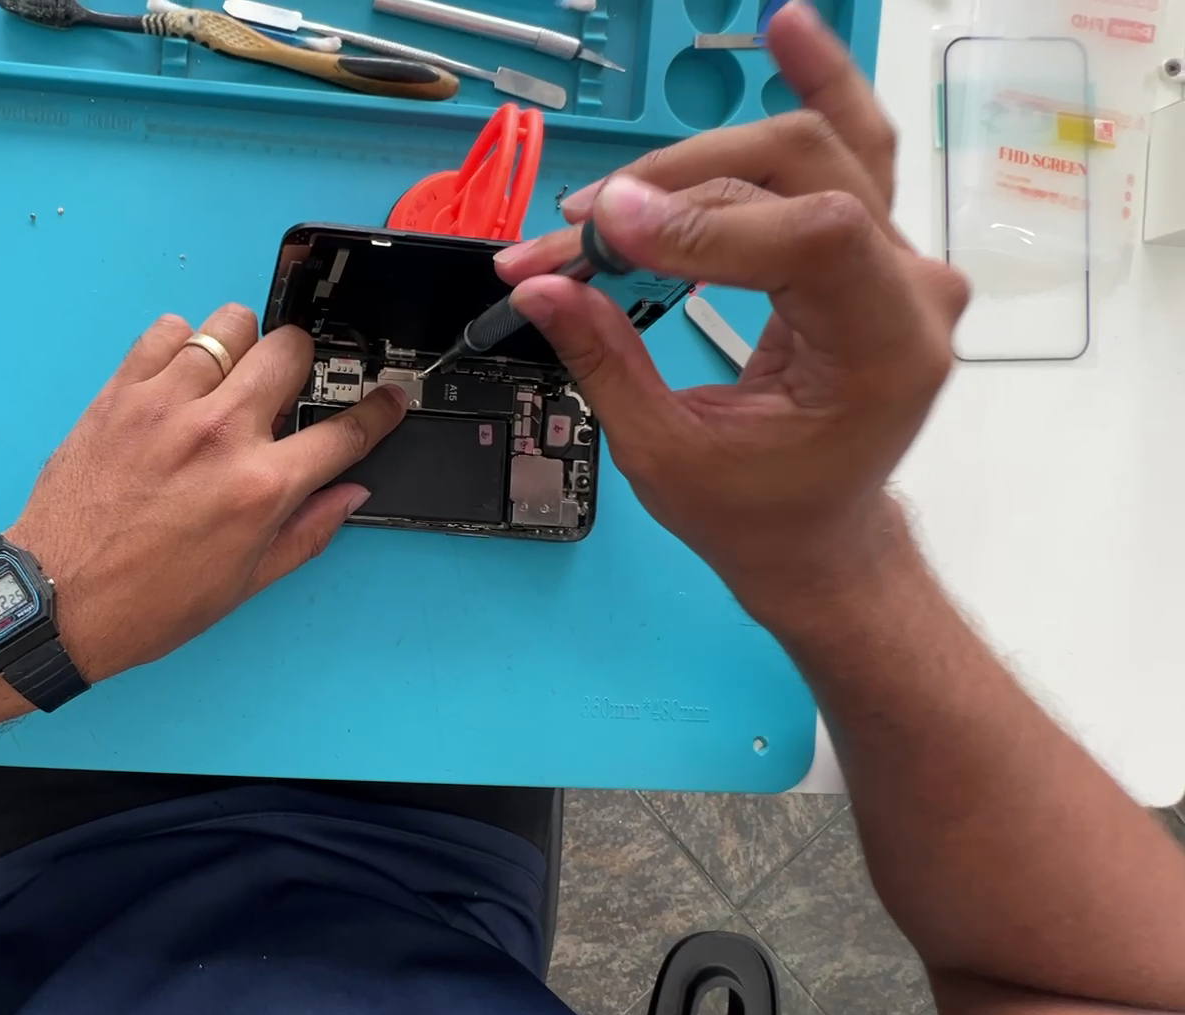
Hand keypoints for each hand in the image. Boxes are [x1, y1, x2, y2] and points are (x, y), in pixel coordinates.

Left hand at [8, 304, 406, 680]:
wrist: (58, 601)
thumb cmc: (151, 604)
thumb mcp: (245, 582)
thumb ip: (307, 531)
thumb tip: (351, 492)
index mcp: (260, 488)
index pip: (344, 433)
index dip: (379, 412)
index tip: (388, 400)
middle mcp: (220, 434)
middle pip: (291, 352)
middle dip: (303, 367)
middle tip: (284, 394)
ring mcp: (166, 406)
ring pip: (231, 324)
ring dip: (243, 347)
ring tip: (227, 382)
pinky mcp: (120, 393)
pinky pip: (166, 331)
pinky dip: (181, 346)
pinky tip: (177, 381)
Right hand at [491, 2, 965, 616]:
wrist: (812, 532)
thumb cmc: (744, 511)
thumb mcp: (660, 449)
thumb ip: (603, 360)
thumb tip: (537, 285)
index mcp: (882, 350)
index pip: (810, 235)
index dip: (698, 221)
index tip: (596, 234)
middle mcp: (911, 286)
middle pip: (803, 171)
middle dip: (671, 192)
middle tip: (573, 233)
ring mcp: (897, 262)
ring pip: (812, 154)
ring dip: (695, 162)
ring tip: (606, 195)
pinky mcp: (865, 255)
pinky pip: (842, 159)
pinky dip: (809, 94)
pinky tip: (786, 33)